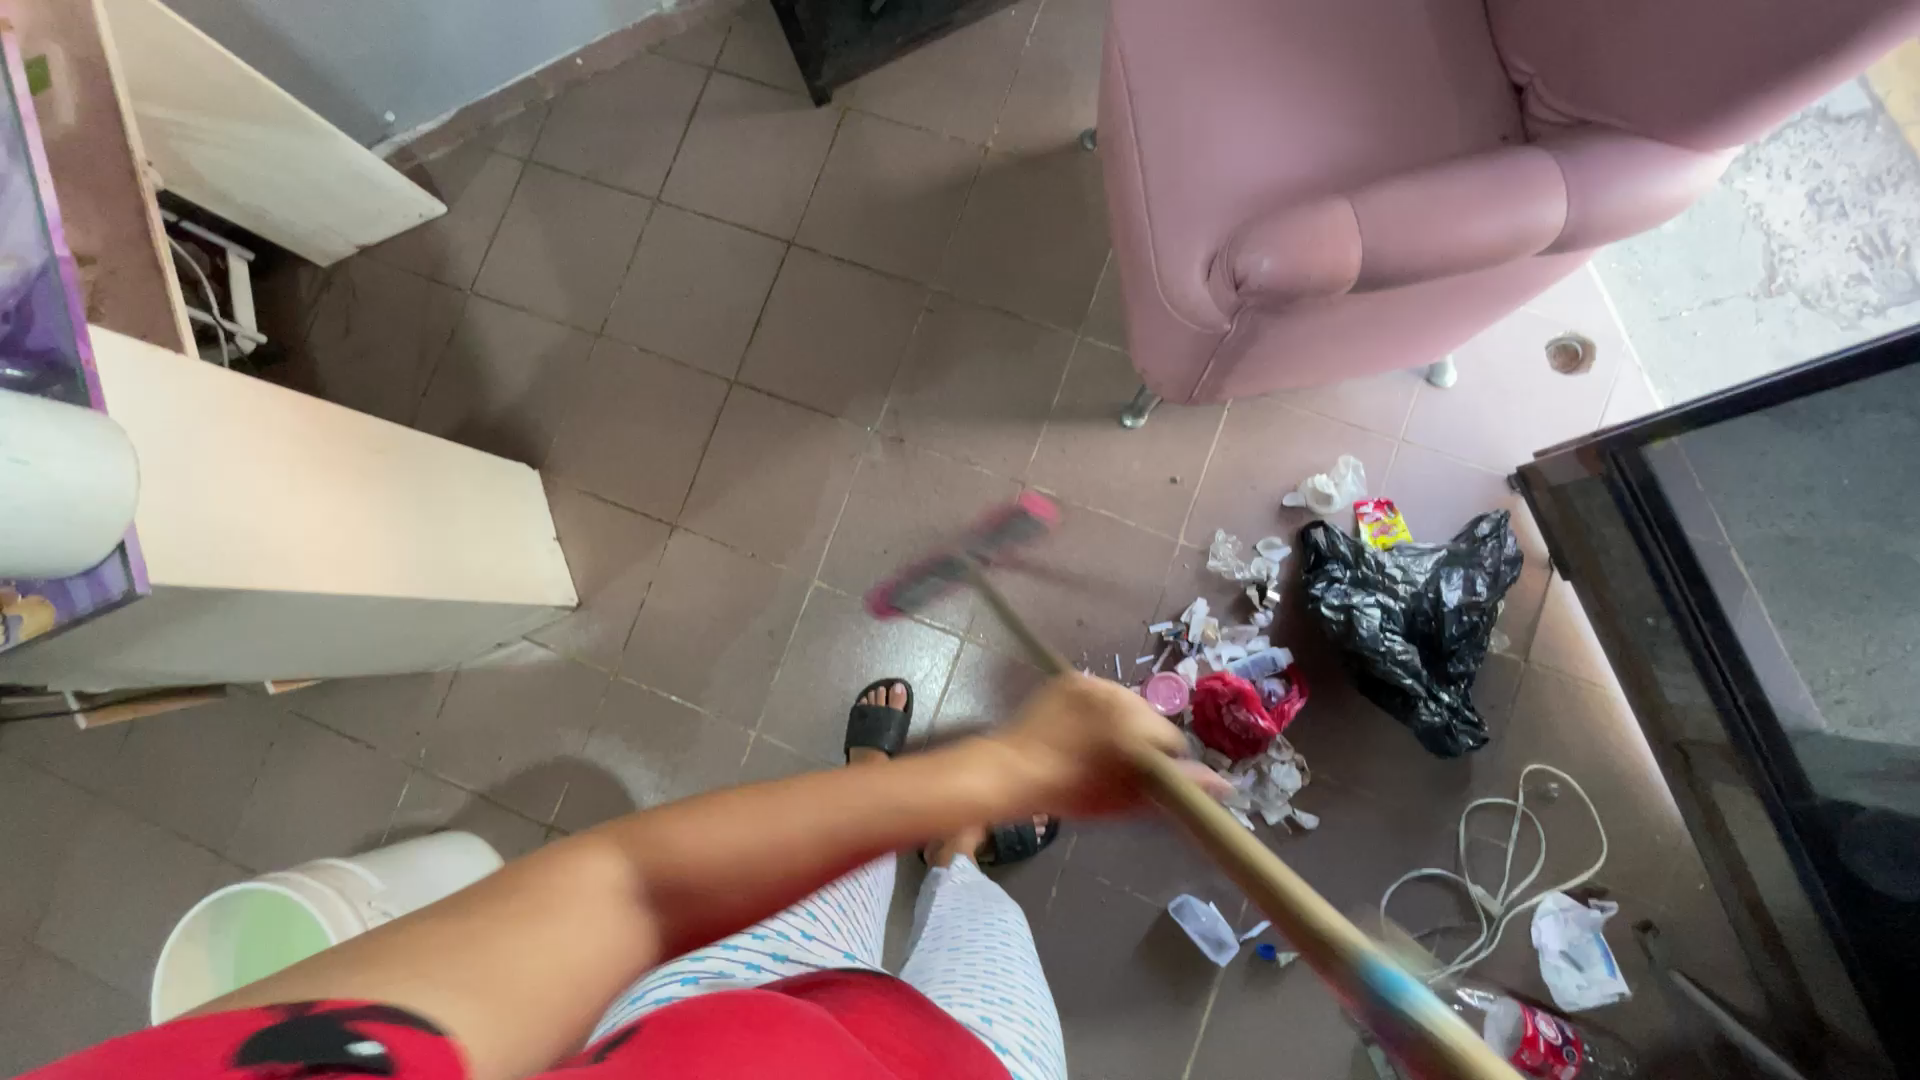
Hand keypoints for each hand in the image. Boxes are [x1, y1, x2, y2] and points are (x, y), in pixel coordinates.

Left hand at [984, 673, 1227, 816]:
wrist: (1016, 769)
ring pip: (1124, 704)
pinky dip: (1094, 708)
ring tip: (1094, 745)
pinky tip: (1078, 728)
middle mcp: (1123, 695)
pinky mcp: (1071, 678)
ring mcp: (1094, 683)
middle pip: (1149, 718)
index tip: (1140, 779)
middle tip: (1114, 764)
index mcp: (1141, 725)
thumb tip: (1225, 786)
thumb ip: (1180, 787)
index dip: (1160, 764)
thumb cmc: (1073, 791)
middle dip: (1140, 738)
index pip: (1173, 742)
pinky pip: (1097, 694)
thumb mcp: (1129, 798)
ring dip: (1118, 721)